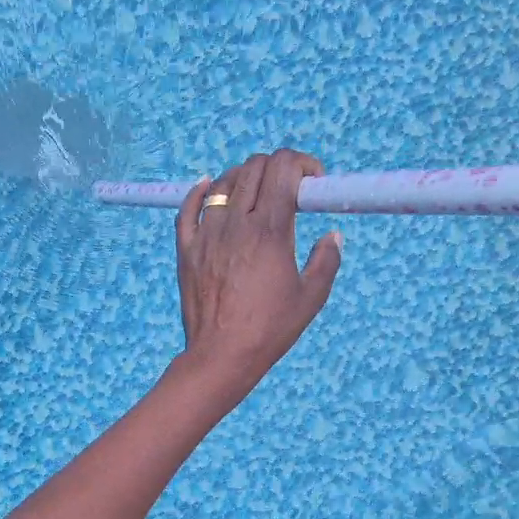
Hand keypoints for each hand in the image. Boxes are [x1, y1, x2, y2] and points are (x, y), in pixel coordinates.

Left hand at [173, 149, 342, 400]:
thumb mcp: (311, 296)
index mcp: (270, 230)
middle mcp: (235, 225)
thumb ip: (326, 259)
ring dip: (244, 177)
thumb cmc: (268, 330)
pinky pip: (187, 210)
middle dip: (276, 166)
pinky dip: (198, 192)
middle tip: (287, 186)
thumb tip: (332, 236)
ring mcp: (206, 236)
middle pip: (254, 168)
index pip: (283, 168)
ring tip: (255, 192)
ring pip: (222, 184)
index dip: (302, 163)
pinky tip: (208, 185)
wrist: (220, 355)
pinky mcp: (186, 251)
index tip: (311, 182)